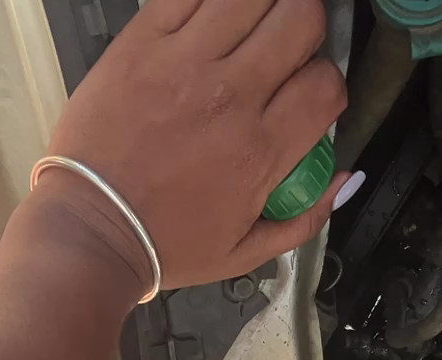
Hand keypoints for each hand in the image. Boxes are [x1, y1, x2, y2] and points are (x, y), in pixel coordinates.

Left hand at [30, 0, 349, 290]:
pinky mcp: (143, 39)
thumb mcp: (246, 253)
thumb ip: (305, 218)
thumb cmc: (168, 245)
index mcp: (260, 151)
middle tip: (284, 52)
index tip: (310, 97)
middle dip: (305, 30)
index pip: (326, 85)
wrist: (92, 229)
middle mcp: (230, 96)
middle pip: (300, 18)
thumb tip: (348, 178)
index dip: (329, 85)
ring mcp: (184, 61)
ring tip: (251, 28)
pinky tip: (214, 16)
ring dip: (264, 3)